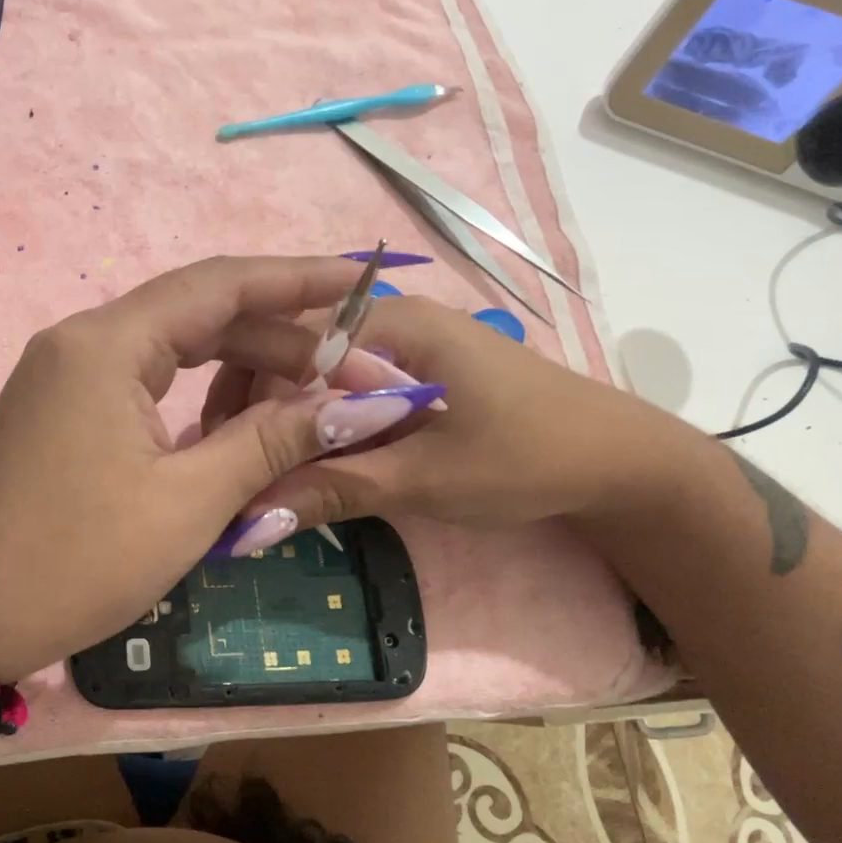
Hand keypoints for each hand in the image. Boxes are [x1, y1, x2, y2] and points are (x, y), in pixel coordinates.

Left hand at [0, 255, 391, 682]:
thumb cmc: (78, 561)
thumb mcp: (189, 502)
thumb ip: (274, 440)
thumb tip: (358, 404)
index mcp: (105, 344)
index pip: (217, 284)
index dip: (298, 280)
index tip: (367, 279)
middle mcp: (79, 341)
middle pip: (195, 314)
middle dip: (277, 336)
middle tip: (353, 368)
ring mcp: (62, 375)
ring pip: (169, 349)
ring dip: (239, 367)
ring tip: (311, 397)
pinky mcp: (58, 409)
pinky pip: (139, 381)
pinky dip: (194, 394)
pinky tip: (241, 419)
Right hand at [216, 296, 700, 537]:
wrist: (625, 466)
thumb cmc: (529, 456)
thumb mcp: (424, 478)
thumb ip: (332, 490)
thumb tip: (246, 520)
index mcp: (391, 323)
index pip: (284, 336)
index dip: (241, 386)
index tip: (217, 442)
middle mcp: (390, 322)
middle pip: (294, 352)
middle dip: (255, 404)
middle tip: (229, 459)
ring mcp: (403, 350)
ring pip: (317, 375)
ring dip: (284, 418)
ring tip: (254, 464)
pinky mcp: (412, 379)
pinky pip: (344, 392)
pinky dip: (316, 424)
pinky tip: (301, 460)